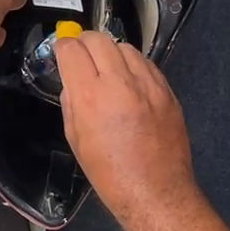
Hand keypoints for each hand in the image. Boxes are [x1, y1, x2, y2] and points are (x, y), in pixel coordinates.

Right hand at [56, 31, 205, 226]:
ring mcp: (148, 84)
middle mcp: (120, 82)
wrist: (155, 191)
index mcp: (90, 96)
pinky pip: (145, 63)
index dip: (62, 47)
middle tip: (81, 57)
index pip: (72, 49)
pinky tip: (129, 82)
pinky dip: (132, 65)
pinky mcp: (167, 90)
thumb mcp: (75, 138)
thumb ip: (71, 102)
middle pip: (98, 38)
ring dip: (110, 52)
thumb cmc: (108, 173)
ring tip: (107, 70)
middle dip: (84, 43)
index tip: (62, 54)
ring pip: (124, 46)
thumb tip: (73, 80)